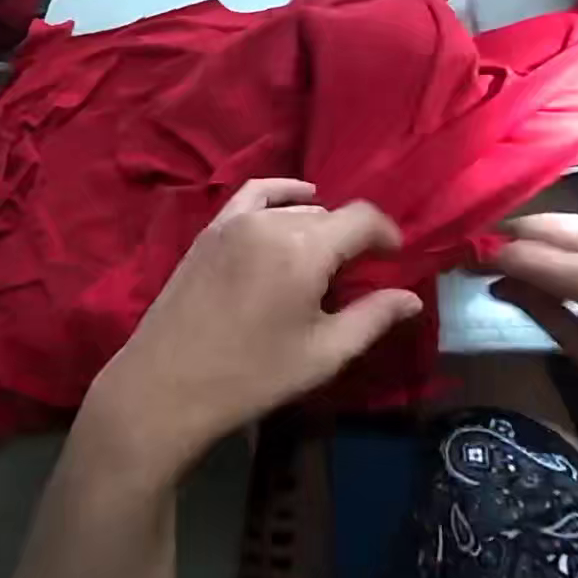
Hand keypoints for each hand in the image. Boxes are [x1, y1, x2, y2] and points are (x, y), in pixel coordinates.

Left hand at [83, 180, 422, 474]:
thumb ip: (373, 318)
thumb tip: (411, 297)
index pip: (361, 218)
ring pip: (296, 209)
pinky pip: (256, 194)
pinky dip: (282, 192)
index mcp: (305, 249)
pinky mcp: (213, 227)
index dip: (385, 233)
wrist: (166, 385)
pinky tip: (297, 198)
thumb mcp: (323, 354)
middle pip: (329, 216)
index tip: (394, 257)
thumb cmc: (252, 376)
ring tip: (324, 259)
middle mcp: (273, 222)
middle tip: (355, 276)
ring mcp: (237, 220)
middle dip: (351, 239)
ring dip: (319, 226)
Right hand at [484, 213, 577, 445]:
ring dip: (536, 232)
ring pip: (568, 219)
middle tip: (481, 254)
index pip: (521, 255)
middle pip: (541, 224)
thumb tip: (503, 288)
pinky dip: (567, 234)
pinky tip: (562, 256)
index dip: (485, 257)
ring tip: (515, 254)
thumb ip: (548, 316)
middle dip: (507, 235)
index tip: (458, 260)